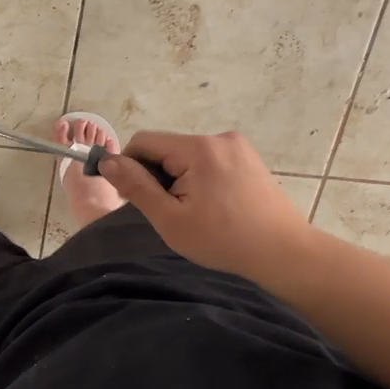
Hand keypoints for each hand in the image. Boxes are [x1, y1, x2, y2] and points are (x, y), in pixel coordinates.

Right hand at [96, 130, 317, 283]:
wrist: (282, 251)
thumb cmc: (221, 239)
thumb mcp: (169, 218)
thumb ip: (136, 186)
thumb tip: (107, 162)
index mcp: (198, 148)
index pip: (144, 141)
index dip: (128, 166)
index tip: (131, 198)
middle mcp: (219, 138)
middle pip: (166, 148)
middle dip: (154, 175)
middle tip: (161, 212)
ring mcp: (238, 147)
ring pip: (186, 156)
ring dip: (176, 180)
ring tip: (188, 213)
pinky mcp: (248, 159)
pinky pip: (208, 162)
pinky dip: (197, 180)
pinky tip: (207, 207)